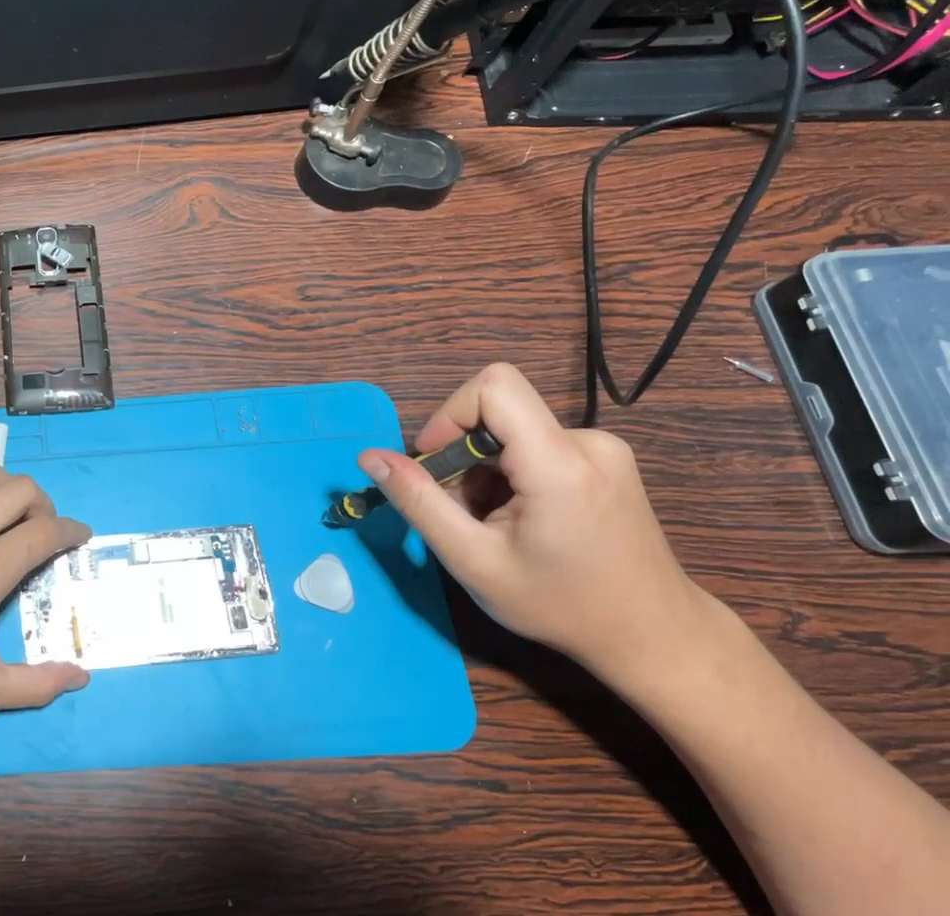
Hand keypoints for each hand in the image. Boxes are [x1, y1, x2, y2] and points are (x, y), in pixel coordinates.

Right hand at [358, 363, 713, 679]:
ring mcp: (602, 449)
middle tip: (460, 514)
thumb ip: (419, 502)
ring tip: (492, 526)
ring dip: (482, 471)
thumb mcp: (473, 561)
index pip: (494, 386)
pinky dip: (507, 475)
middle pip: (496, 412)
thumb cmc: (560, 605)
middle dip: (460, 456)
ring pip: (510, 432)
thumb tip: (369, 456)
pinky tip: (517, 520)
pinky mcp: (604, 461)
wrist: (653, 636)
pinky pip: (534, 445)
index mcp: (560, 462)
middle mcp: (588, 441)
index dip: (450, 415)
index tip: (435, 466)